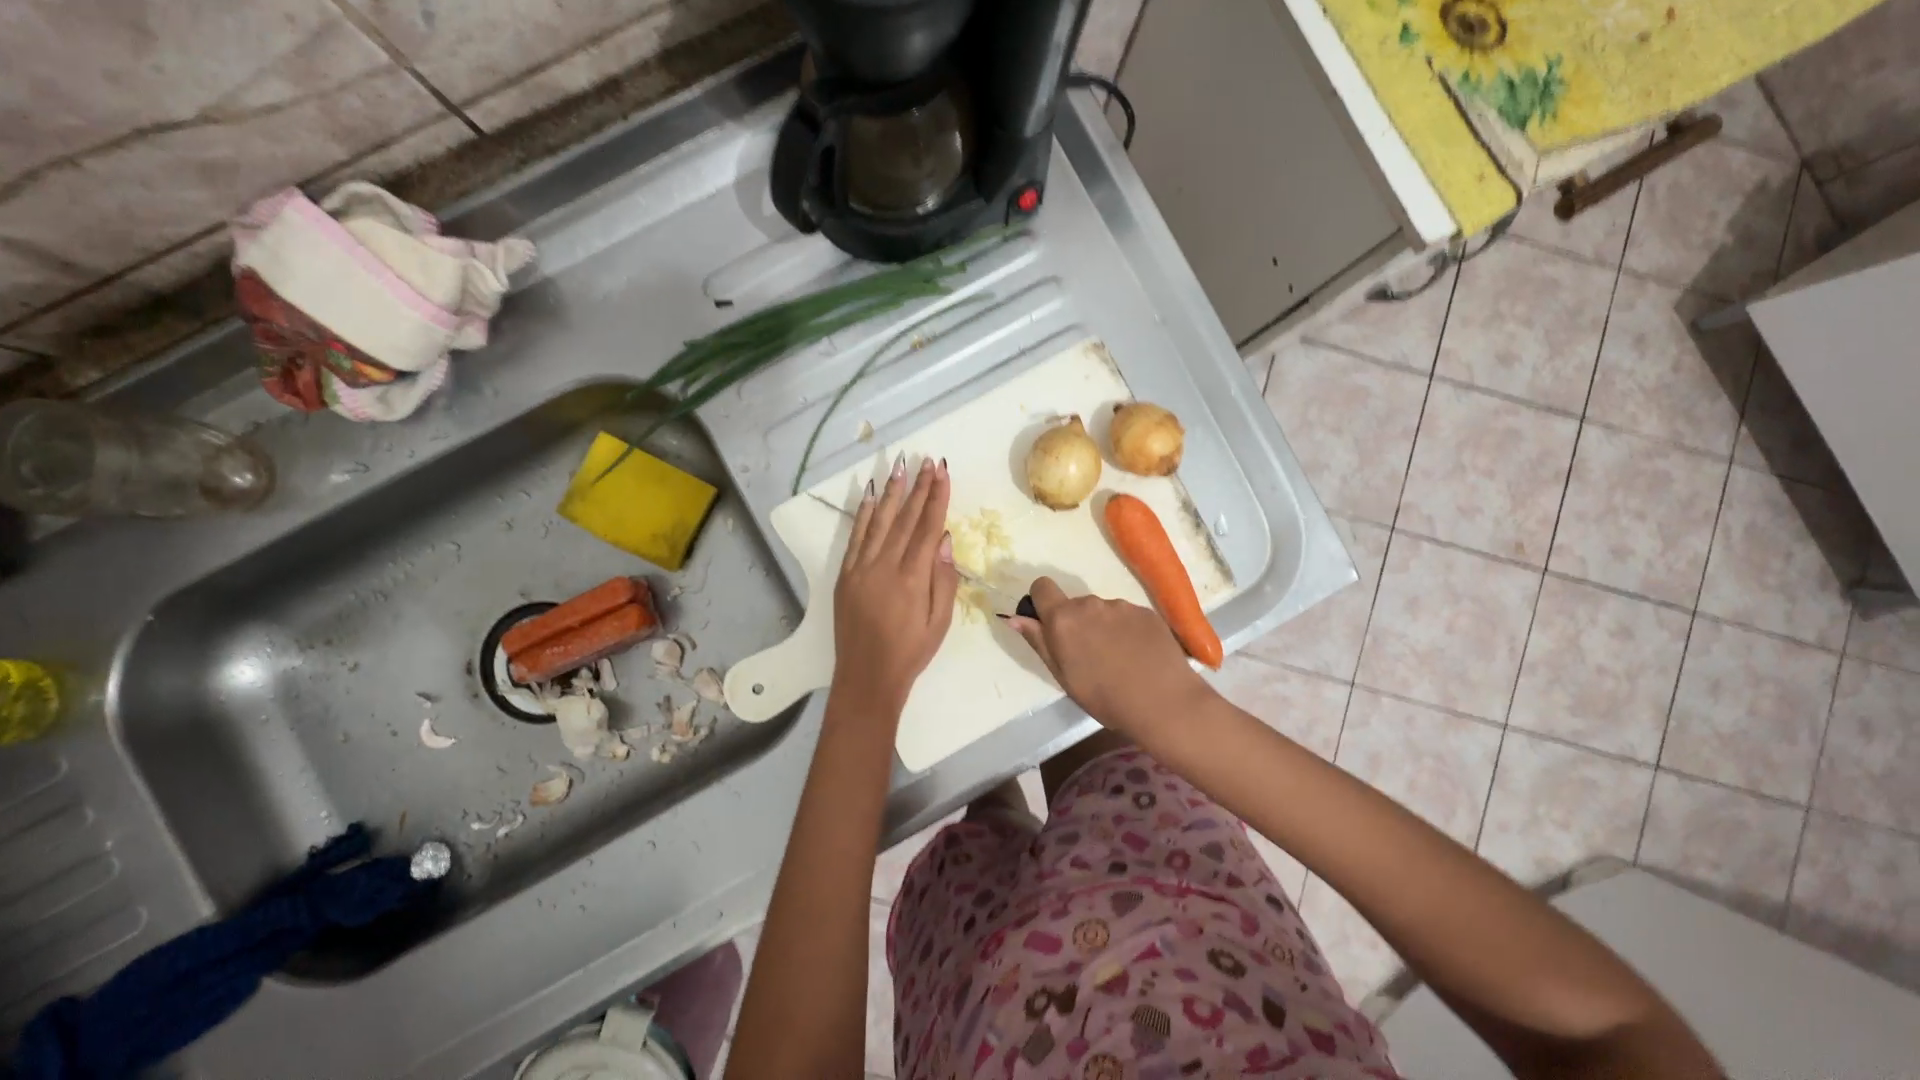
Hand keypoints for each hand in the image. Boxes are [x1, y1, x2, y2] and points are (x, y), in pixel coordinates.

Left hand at [830, 456, 958, 717]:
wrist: (867, 677)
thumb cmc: (911, 653)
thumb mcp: (940, 622)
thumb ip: (943, 579)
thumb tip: (945, 539)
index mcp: (911, 577)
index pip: (927, 526)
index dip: (936, 497)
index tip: (942, 472)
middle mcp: (884, 566)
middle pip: (904, 517)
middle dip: (917, 487)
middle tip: (926, 460)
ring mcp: (861, 568)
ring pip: (879, 521)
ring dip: (890, 492)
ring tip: (900, 467)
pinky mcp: (845, 575)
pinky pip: (855, 537)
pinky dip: (863, 514)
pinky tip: (870, 496)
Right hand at [1007, 577, 1209, 735]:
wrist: (1163, 702)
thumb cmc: (1104, 698)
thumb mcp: (1063, 676)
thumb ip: (1038, 642)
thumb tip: (1015, 617)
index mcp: (1064, 619)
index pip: (1042, 587)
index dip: (1042, 602)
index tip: (1050, 626)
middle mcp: (1090, 604)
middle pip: (1075, 605)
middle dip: (1077, 624)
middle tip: (1089, 657)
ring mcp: (1121, 606)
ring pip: (1102, 612)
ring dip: (1103, 628)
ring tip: (1118, 660)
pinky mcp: (1146, 612)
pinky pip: (1127, 616)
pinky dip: (1128, 631)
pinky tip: (1138, 656)